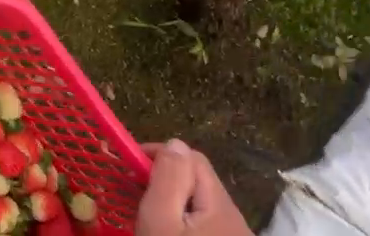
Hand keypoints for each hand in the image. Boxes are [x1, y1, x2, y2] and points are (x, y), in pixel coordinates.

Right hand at [136, 140, 251, 235]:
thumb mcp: (161, 218)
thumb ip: (169, 179)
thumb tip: (174, 143)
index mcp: (222, 206)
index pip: (193, 159)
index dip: (161, 153)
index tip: (133, 165)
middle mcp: (237, 219)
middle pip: (200, 181)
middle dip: (168, 176)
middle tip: (138, 188)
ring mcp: (235, 235)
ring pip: (203, 202)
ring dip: (177, 197)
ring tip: (152, 209)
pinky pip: (207, 222)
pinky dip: (186, 217)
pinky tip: (172, 230)